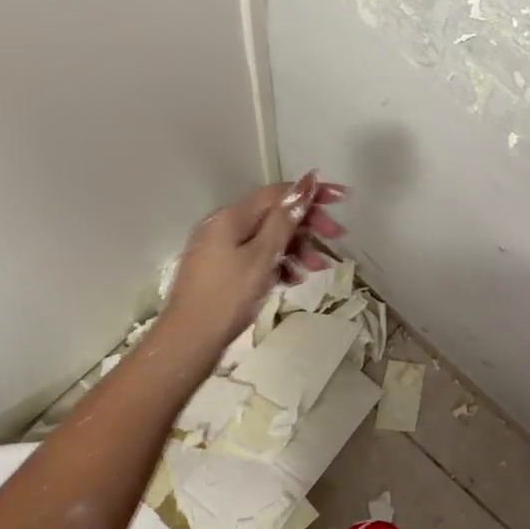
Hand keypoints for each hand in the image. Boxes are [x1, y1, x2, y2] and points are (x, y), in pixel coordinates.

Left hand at [161, 172, 347, 343]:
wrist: (186, 344)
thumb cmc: (227, 297)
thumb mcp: (262, 256)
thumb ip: (285, 219)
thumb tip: (305, 185)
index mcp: (231, 217)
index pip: (278, 193)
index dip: (312, 193)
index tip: (343, 199)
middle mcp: (224, 226)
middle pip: (275, 214)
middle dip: (308, 224)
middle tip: (337, 236)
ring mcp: (220, 249)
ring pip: (268, 238)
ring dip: (297, 248)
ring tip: (317, 269)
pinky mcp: (221, 271)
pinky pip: (257, 257)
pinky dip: (278, 264)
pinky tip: (293, 280)